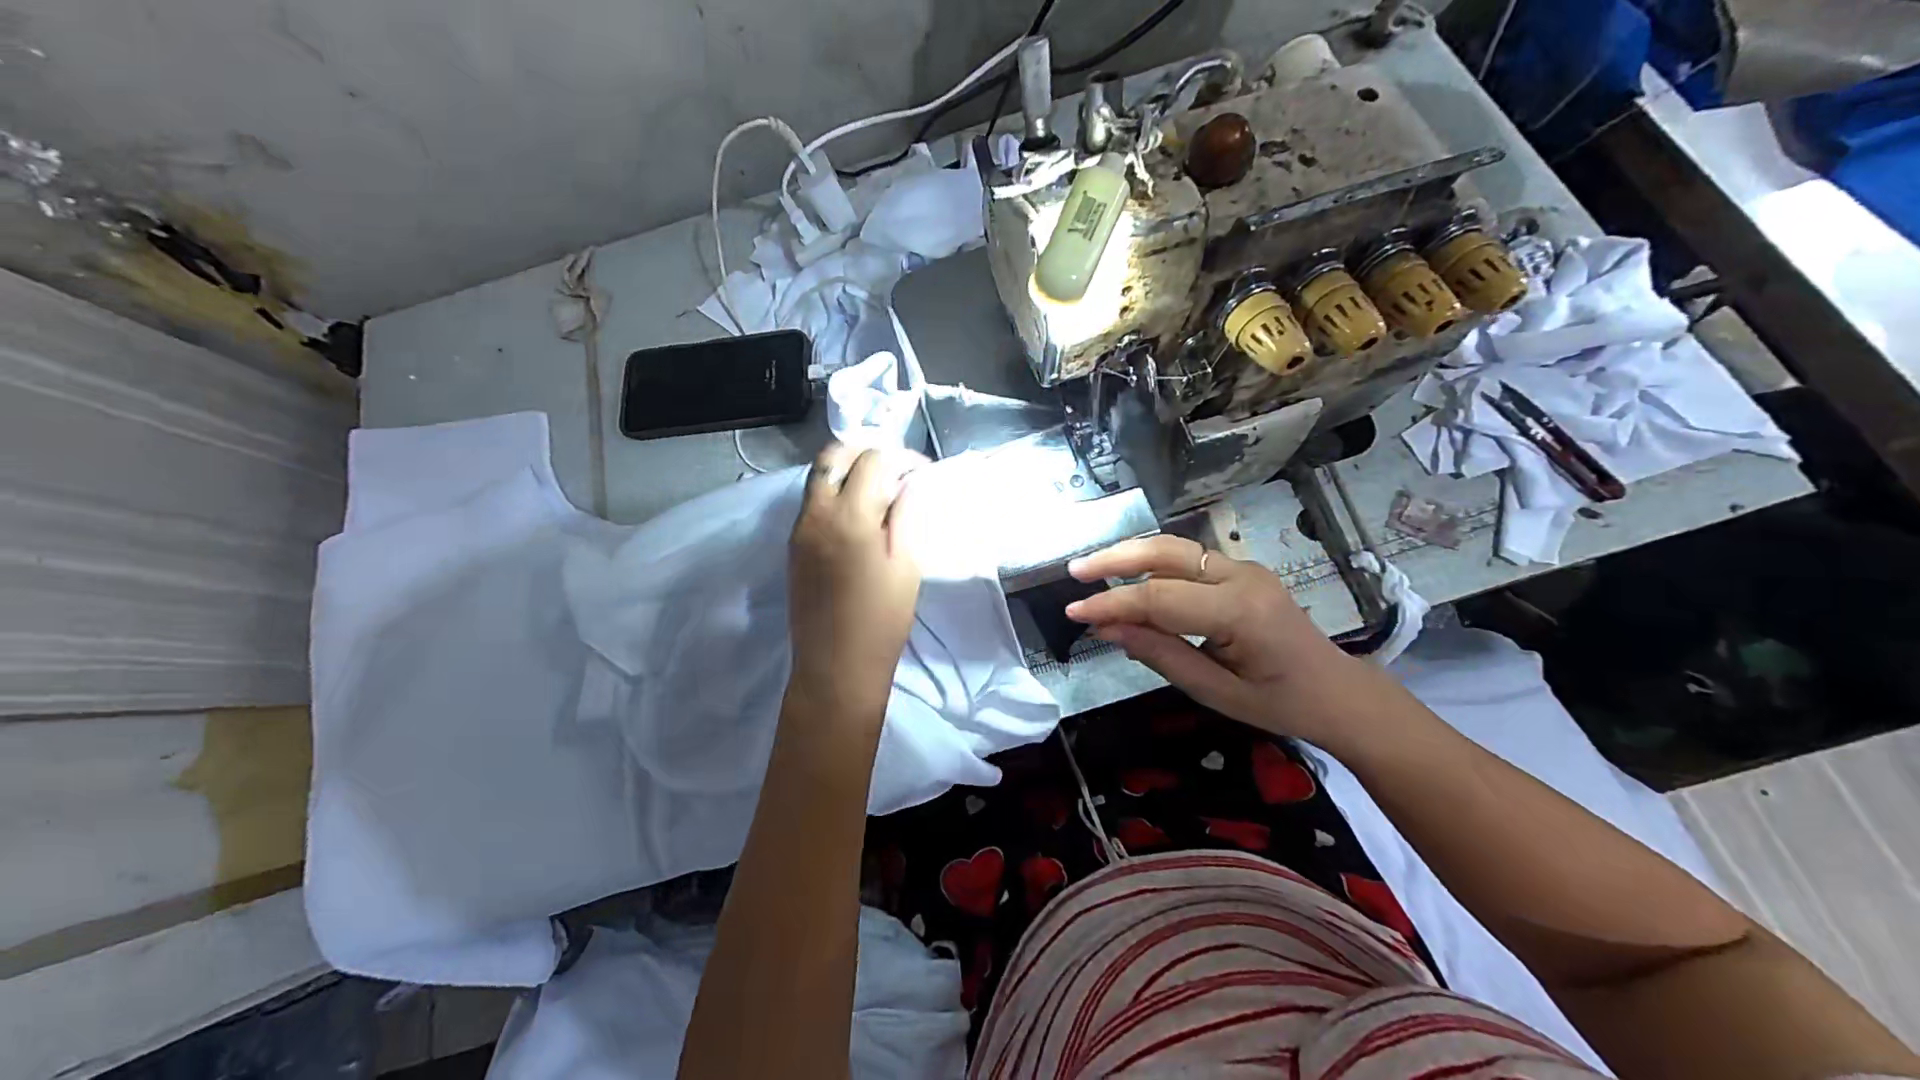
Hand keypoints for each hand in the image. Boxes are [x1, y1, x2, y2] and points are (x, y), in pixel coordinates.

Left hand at [786, 443, 925, 721]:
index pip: (872, 460)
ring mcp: (799, 528)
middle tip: (894, 468)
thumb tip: (911, 480)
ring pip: (818, 476)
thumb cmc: (882, 619)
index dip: (901, 458)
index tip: (920, 473)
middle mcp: (816, 512)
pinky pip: (812, 501)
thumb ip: (908, 513)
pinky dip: (834, 492)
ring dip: (847, 470)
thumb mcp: (907, 563)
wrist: (836, 666)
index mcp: (850, 515)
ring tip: (878, 490)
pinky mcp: (793, 545)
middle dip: (865, 450)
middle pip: (833, 455)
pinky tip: (858, 515)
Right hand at [1064, 535, 1380, 742]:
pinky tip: (1128, 577)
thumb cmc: (1282, 703)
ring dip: (1130, 555)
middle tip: (1075, 571)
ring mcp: (1243, 568)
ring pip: (1175, 548)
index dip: (1112, 603)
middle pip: (1165, 552)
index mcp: (1240, 610)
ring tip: (1091, 569)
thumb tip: (1107, 629)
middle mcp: (1241, 576)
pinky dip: (1152, 565)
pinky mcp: (1241, 572)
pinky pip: (1188, 560)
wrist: (1339, 693)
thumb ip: (1160, 654)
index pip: (1159, 597)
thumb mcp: (1216, 692)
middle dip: (1115, 559)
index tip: (1074, 613)